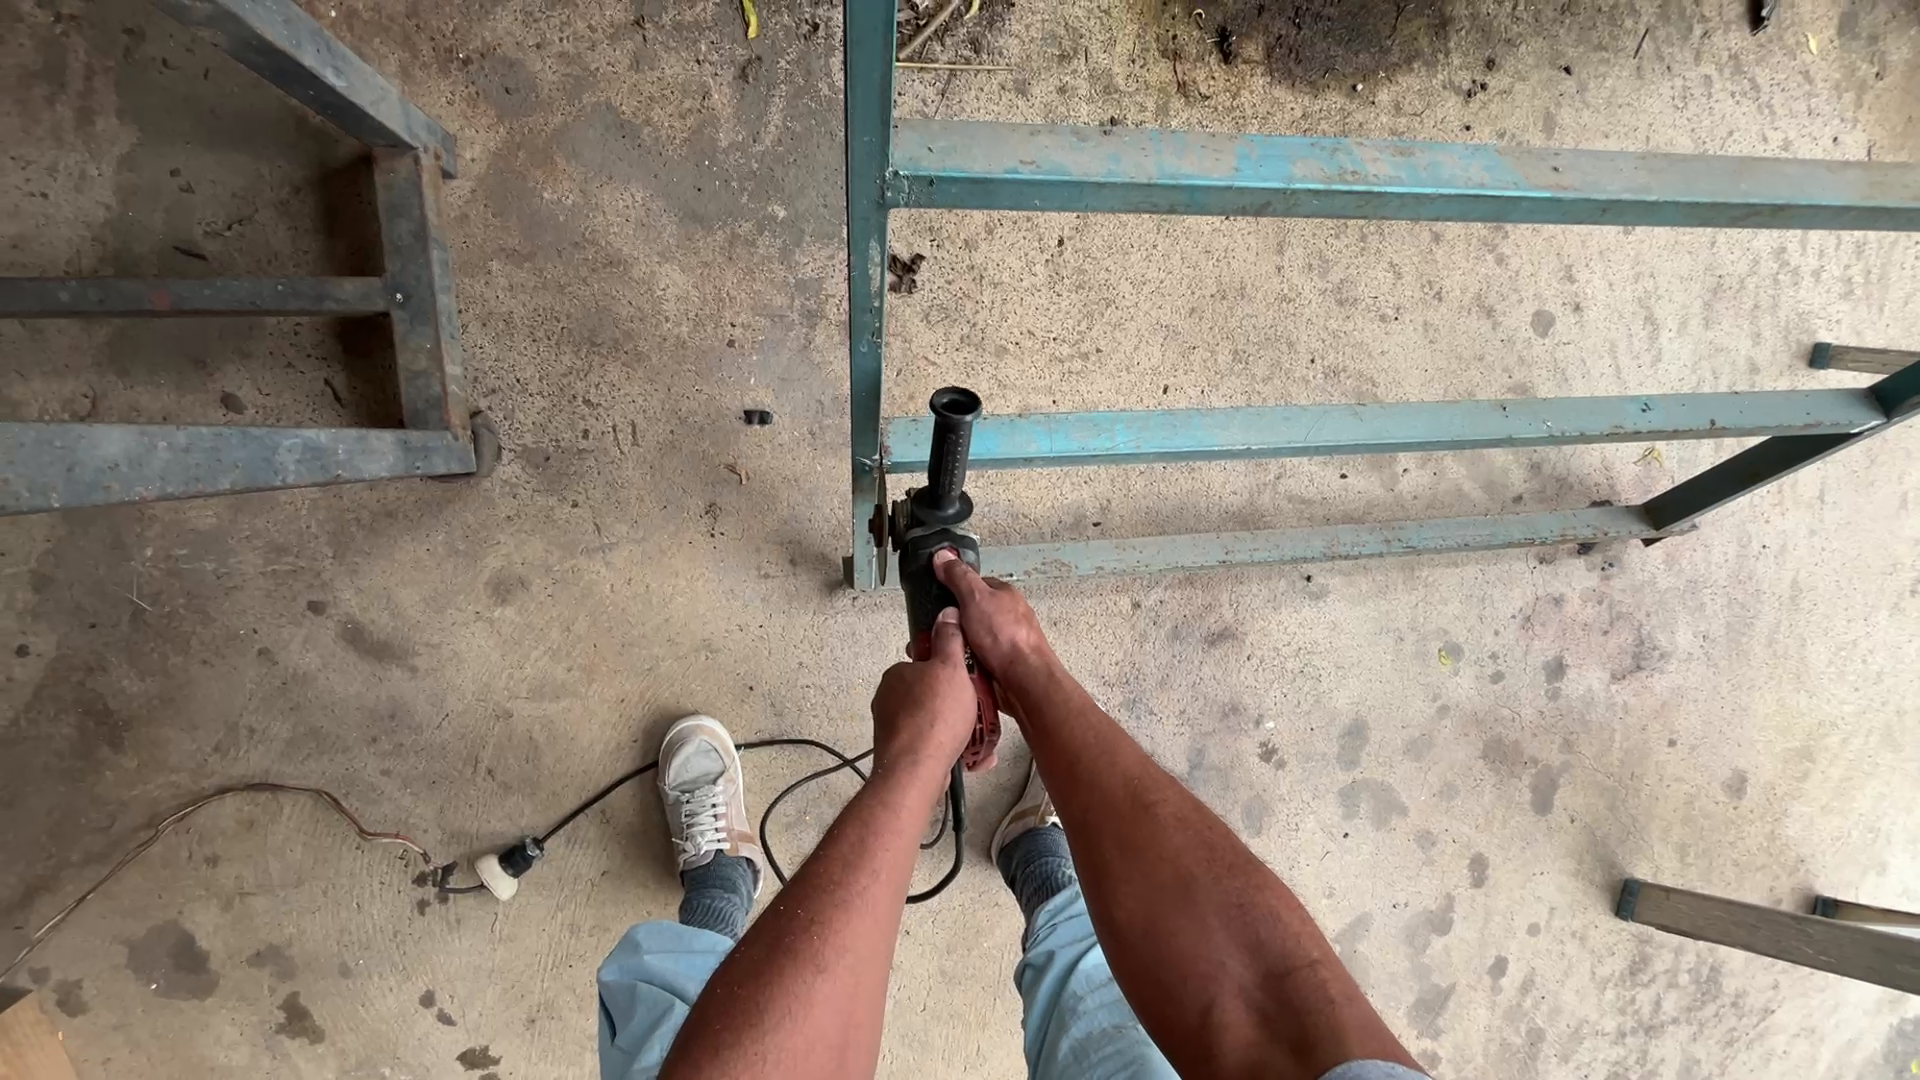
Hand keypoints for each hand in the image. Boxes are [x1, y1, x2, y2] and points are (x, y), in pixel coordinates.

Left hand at [869, 608, 977, 787]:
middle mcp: (889, 700)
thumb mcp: (950, 668)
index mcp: (897, 674)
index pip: (924, 662)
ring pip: (933, 721)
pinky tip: (972, 758)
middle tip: (977, 708)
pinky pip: (931, 745)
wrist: (916, 771)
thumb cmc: (933, 717)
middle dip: (956, 702)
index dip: (949, 668)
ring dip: (958, 728)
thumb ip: (949, 639)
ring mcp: (894, 729)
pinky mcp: (902, 753)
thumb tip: (946, 615)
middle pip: (930, 693)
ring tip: (979, 737)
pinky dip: (952, 748)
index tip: (967, 677)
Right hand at [932, 549, 1053, 683]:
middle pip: (969, 616)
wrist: (1025, 680)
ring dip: (957, 648)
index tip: (935, 600)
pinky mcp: (1002, 664)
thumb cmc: (1007, 638)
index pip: (973, 585)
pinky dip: (966, 665)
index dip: (952, 591)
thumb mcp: (976, 599)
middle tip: (937, 633)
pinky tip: (958, 669)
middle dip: (952, 626)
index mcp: (1003, 595)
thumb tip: (943, 557)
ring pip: (970, 641)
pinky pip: (976, 661)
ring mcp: (1005, 642)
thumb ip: (959, 577)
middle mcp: (1006, 617)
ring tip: (945, 654)